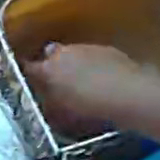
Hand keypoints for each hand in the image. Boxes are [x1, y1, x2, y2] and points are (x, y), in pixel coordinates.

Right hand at [22, 42, 159, 133]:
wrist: (131, 96)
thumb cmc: (90, 108)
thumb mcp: (61, 112)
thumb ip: (49, 100)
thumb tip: (42, 97)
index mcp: (48, 68)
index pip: (28, 67)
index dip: (27, 74)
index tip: (29, 81)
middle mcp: (64, 53)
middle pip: (50, 55)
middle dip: (51, 65)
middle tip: (55, 81)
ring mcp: (87, 48)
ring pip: (72, 53)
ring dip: (73, 63)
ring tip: (80, 81)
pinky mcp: (108, 50)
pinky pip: (92, 56)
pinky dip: (92, 65)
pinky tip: (100, 79)